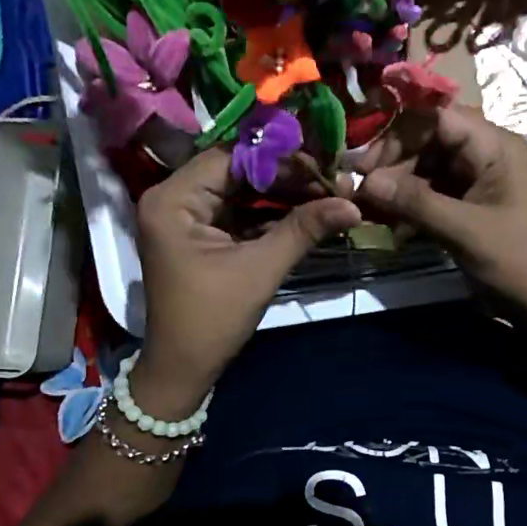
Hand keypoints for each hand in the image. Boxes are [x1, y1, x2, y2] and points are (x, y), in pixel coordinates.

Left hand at [135, 149, 360, 410]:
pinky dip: (271, 214)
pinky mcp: (201, 234)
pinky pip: (240, 212)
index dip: (281, 160)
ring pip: (242, 191)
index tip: (325, 167)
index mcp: (173, 199)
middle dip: (287, 177)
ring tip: (329, 195)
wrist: (184, 367)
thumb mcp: (260, 269)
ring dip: (284, 195)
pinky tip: (308, 213)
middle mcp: (174, 198)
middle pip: (238, 171)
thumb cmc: (213, 319)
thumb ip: (303, 229)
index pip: (232, 158)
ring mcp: (186, 216)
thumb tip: (353, 204)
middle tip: (334, 182)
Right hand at [354, 106, 526, 323]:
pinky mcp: (472, 208)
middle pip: (429, 142)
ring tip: (371, 212)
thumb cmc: (518, 262)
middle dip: (394, 164)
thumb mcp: (464, 231)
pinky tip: (391, 226)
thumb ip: (415, 202)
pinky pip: (435, 196)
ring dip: (399, 188)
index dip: (398, 133)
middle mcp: (486, 155)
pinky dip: (412, 207)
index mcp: (495, 146)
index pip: (437, 117)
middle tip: (362, 193)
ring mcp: (479, 182)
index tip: (365, 163)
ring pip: (428, 170)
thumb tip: (365, 182)